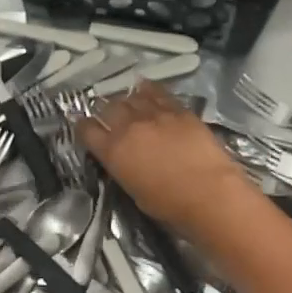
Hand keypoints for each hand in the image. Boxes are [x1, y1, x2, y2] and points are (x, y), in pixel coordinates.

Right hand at [76, 81, 258, 232]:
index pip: (87, 131)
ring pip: (132, 97)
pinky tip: (145, 87)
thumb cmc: (170, 205)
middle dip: (106, 111)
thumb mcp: (134, 191)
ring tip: (128, 102)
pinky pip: (158, 93)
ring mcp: (155, 115)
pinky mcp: (179, 110)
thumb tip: (125, 160)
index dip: (83, 126)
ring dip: (127, 100)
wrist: (208, 193)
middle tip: (109, 116)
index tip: (84, 126)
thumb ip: (124, 169)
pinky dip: (149, 89)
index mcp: (113, 152)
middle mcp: (129, 127)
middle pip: (108, 108)